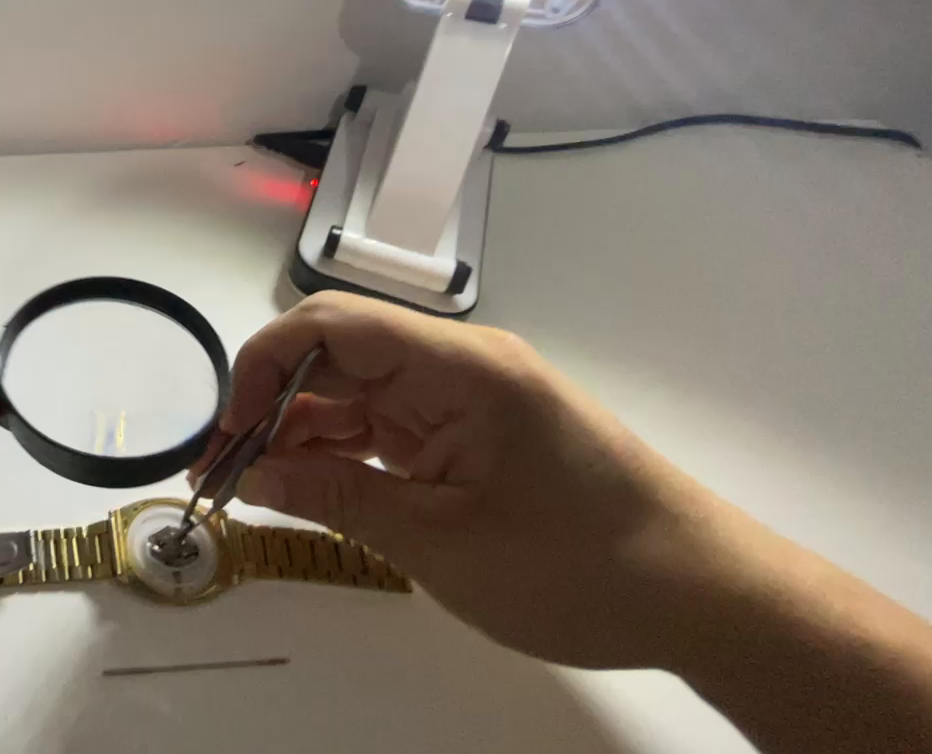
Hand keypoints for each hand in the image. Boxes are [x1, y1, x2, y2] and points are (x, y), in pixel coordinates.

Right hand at [203, 291, 749, 670]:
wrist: (713, 605)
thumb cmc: (581, 569)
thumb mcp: (440, 542)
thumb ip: (333, 497)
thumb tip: (248, 477)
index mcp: (458, 367)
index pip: (334, 326)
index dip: (265, 363)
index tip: (230, 426)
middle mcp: (451, 364)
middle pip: (333, 355)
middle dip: (267, 402)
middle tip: (219, 459)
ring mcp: (455, 396)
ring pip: (347, 392)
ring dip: (294, 432)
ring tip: (242, 478)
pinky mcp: (459, 428)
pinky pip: (376, 424)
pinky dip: (333, 451)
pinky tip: (295, 480)